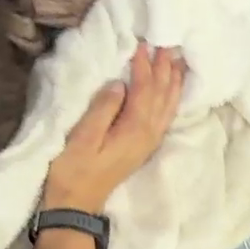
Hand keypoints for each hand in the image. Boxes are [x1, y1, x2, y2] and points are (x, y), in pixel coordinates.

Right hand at [43, 42, 185, 214]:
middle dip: (166, 69)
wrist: (76, 205)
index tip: (142, 43)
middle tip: (169, 44)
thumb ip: (102, 109)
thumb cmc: (72, 171)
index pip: (144, 89)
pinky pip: (164, 115)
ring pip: (168, 105)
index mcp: (134, 129)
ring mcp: (148, 141)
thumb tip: (120, 84)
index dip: (144, 66)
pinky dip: (170, 98)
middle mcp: (148, 133)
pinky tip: (170, 90)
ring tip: (177, 60)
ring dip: (173, 81)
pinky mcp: (142, 146)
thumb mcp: (81, 139)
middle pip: (163, 95)